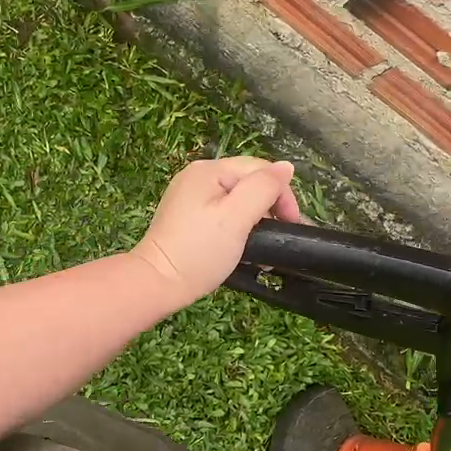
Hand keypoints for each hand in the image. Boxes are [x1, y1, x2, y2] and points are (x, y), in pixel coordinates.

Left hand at [131, 157, 301, 307]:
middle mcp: (196, 178)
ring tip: (262, 247)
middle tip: (278, 238)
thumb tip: (286, 167)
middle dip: (269, 208)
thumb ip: (263, 188)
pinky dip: (237, 229)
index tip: (292, 224)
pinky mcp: (187, 218)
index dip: (281, 193)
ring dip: (255, 222)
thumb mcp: (237, 216)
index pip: (259, 169)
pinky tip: (243, 248)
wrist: (158, 282)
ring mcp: (189, 198)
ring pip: (237, 201)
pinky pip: (222, 215)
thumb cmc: (199, 250)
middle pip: (248, 183)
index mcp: (207, 170)